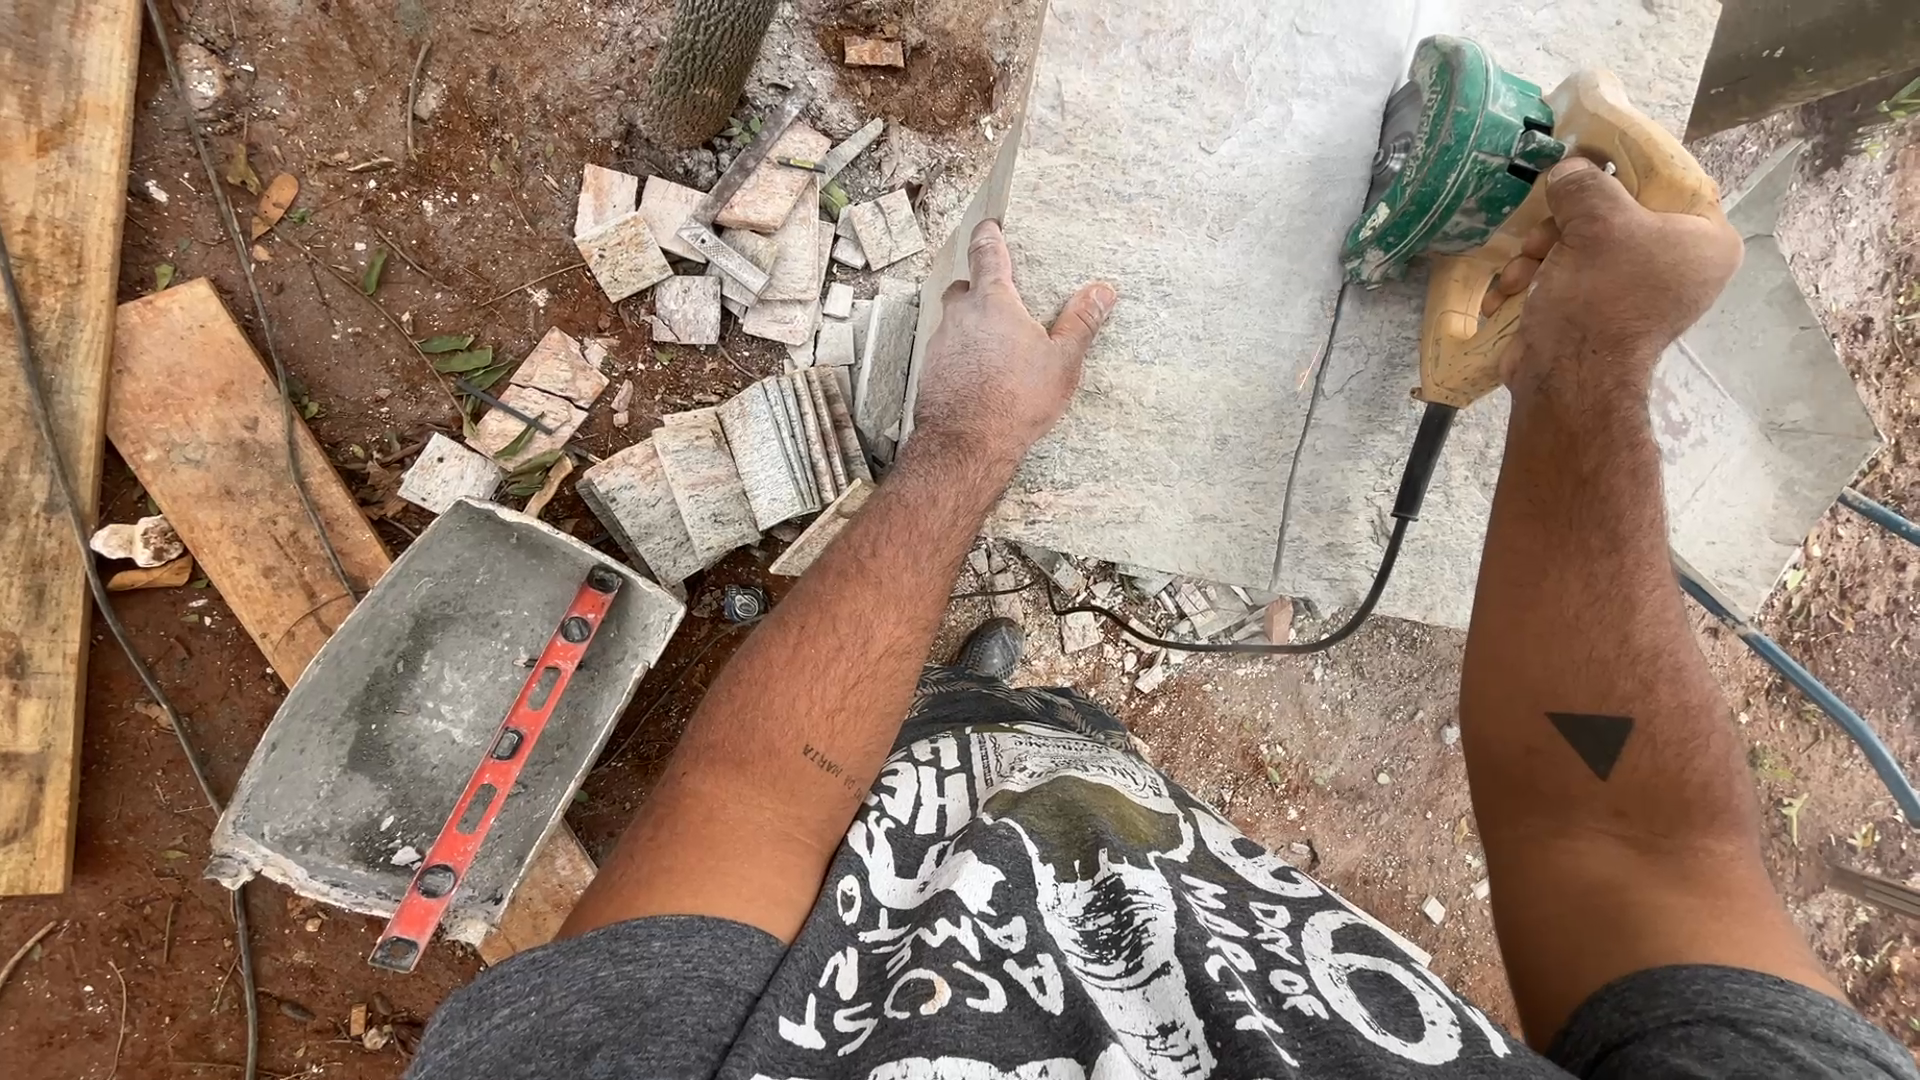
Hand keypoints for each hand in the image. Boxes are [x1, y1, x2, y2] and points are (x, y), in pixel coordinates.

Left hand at [909, 220, 1115, 465]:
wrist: (966, 444)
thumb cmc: (1016, 400)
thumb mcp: (1061, 362)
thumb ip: (1081, 323)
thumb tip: (1102, 291)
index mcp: (993, 302)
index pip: (986, 252)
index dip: (989, 236)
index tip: (990, 227)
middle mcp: (959, 316)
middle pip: (963, 288)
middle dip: (978, 290)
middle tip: (1000, 302)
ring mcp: (939, 344)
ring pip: (953, 323)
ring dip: (969, 328)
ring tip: (994, 349)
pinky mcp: (930, 372)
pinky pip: (946, 353)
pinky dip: (960, 357)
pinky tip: (978, 377)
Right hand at [1484, 157, 1742, 398]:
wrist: (1565, 378)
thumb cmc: (1599, 299)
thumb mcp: (1598, 226)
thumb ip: (1586, 187)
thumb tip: (1568, 167)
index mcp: (1703, 240)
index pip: (1664, 184)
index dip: (1616, 172)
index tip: (1577, 165)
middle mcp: (1674, 266)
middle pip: (1610, 219)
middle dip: (1559, 229)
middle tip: (1537, 240)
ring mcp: (1630, 295)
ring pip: (1576, 251)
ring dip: (1534, 259)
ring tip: (1516, 277)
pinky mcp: (1590, 317)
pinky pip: (1560, 282)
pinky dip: (1530, 285)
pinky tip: (1507, 295)